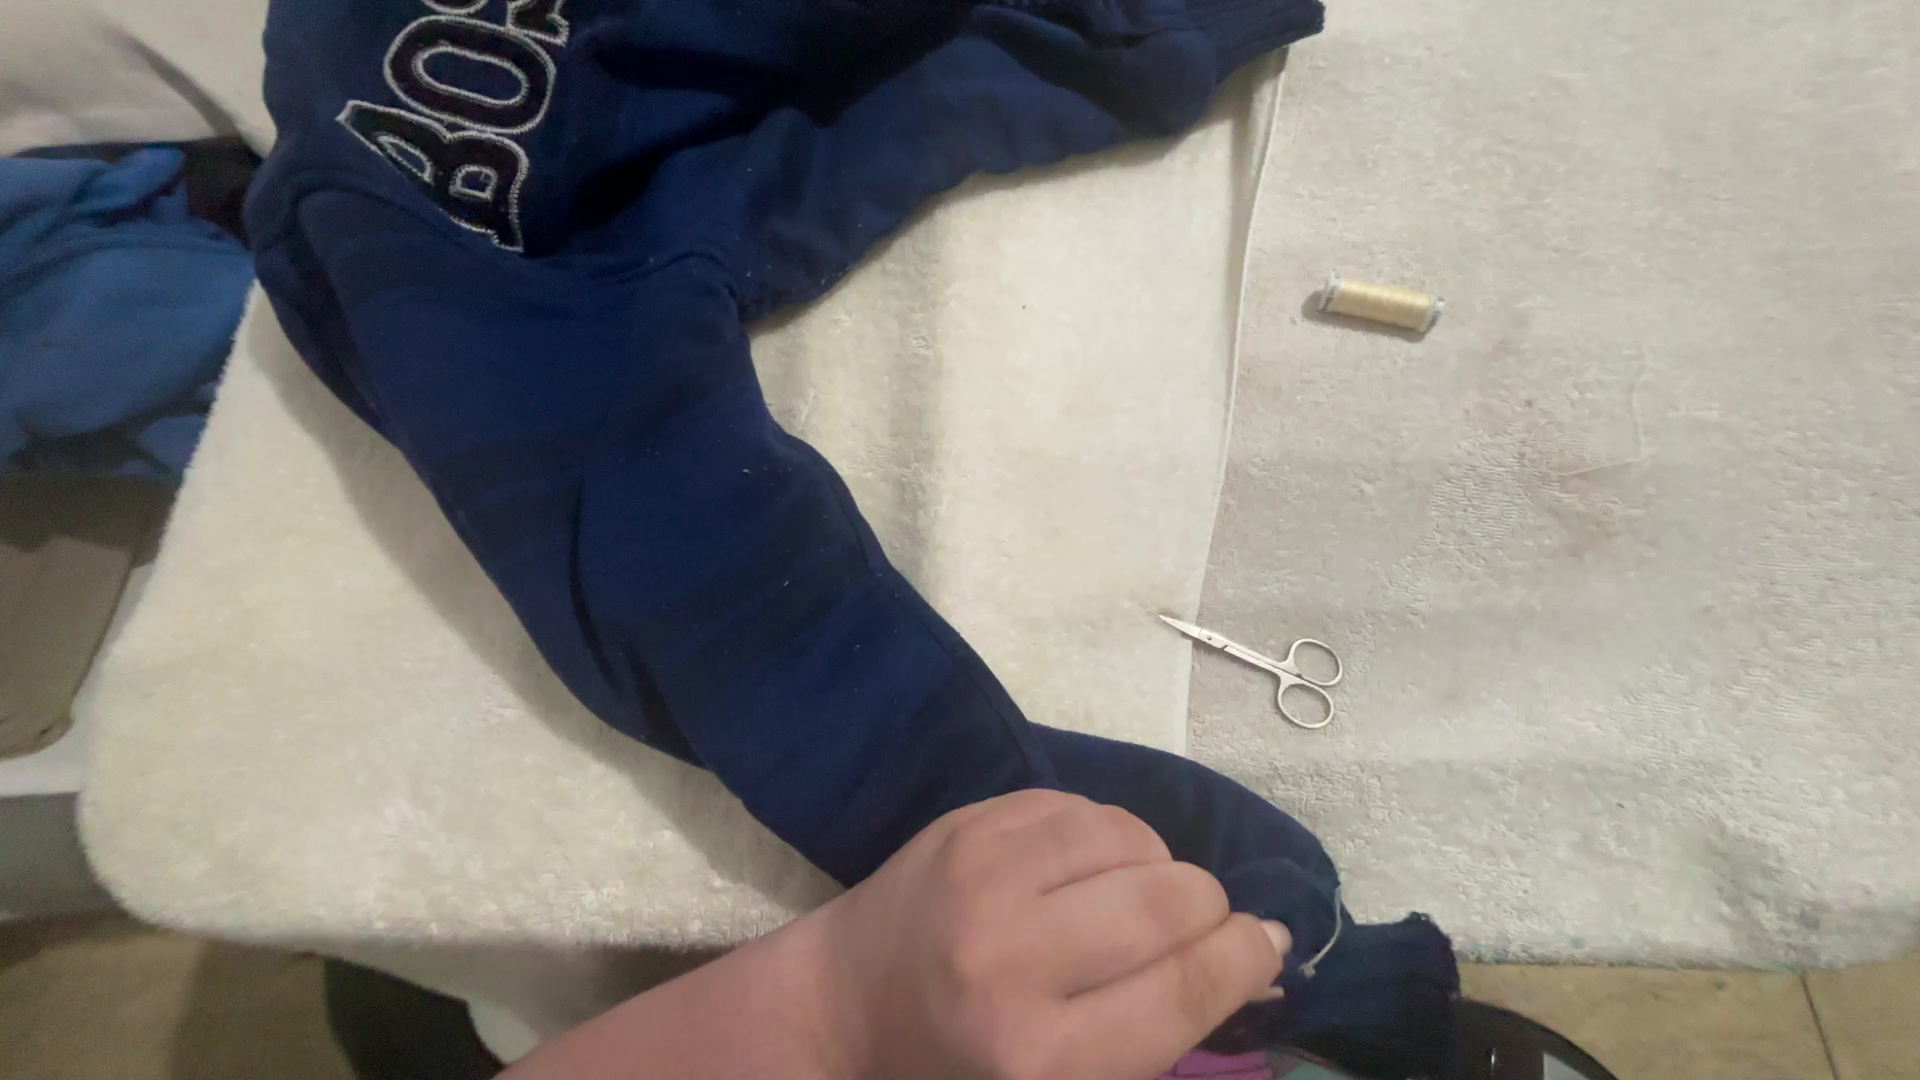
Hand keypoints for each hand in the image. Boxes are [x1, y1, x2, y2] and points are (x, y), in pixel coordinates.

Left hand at [798, 790, 1290, 1079]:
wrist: (843, 1001)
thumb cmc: (955, 1064)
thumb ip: (1152, 1027)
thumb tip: (1252, 956)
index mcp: (1040, 1056)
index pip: (1183, 988)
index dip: (1245, 958)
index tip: (1267, 944)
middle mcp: (1011, 955)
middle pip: (1168, 900)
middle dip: (1210, 906)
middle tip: (1202, 918)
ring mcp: (983, 871)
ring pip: (1129, 833)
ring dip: (1157, 861)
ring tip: (1137, 888)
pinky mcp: (966, 822)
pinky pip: (1077, 803)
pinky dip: (1106, 830)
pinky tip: (1090, 859)